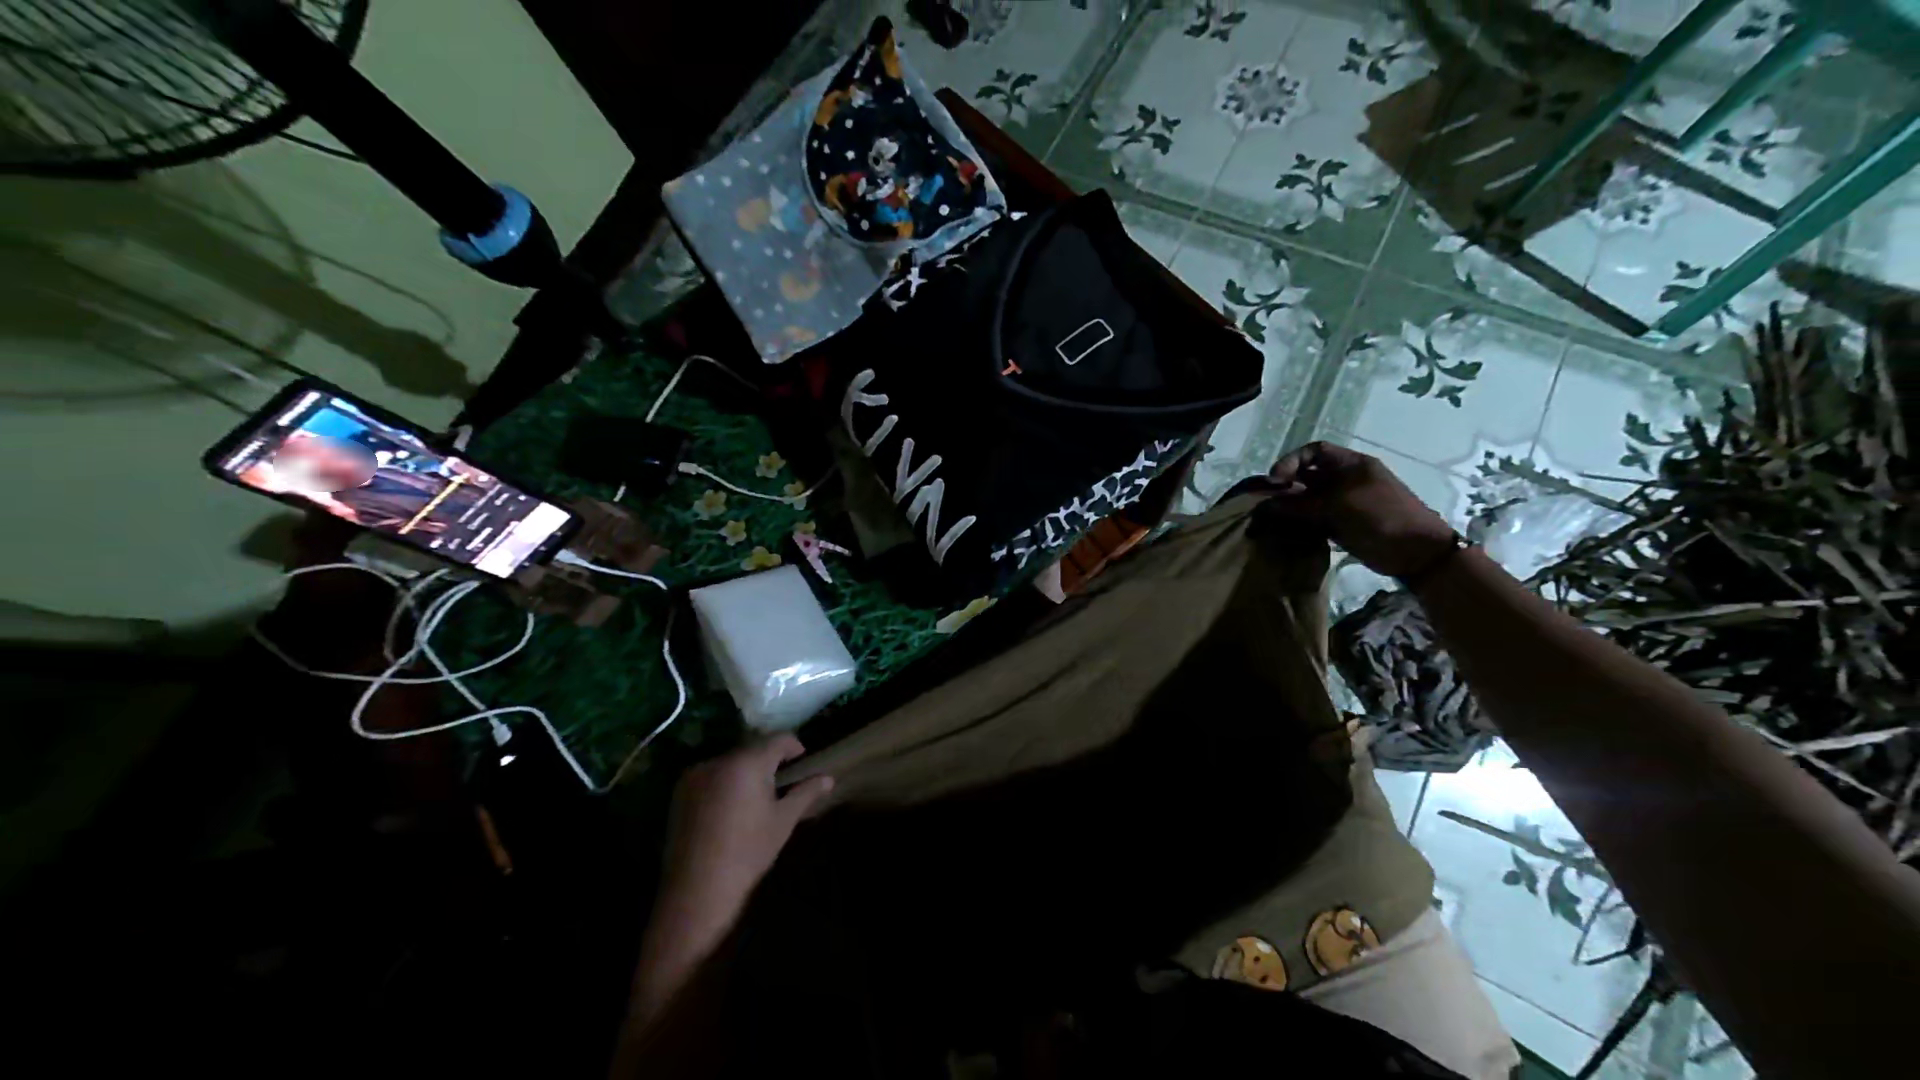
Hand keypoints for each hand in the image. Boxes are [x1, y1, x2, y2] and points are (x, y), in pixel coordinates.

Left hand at [658, 735, 833, 929]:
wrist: (698, 889)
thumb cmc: (749, 852)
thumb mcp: (783, 820)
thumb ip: (806, 793)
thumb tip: (828, 778)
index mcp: (748, 763)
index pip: (777, 739)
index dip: (794, 747)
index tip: (802, 762)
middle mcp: (719, 760)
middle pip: (751, 749)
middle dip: (768, 760)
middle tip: (781, 782)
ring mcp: (695, 775)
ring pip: (730, 762)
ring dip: (745, 771)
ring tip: (755, 796)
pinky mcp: (680, 792)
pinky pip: (710, 776)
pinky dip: (724, 782)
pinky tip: (730, 808)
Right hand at [1266, 441, 1456, 577]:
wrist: (1414, 551)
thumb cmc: (1380, 516)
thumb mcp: (1338, 505)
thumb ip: (1300, 504)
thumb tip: (1267, 506)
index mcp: (1351, 465)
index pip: (1314, 451)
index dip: (1292, 461)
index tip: (1275, 480)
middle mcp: (1345, 480)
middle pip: (1307, 475)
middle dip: (1286, 486)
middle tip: (1267, 502)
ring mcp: (1343, 503)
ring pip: (1308, 499)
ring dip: (1289, 507)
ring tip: (1271, 518)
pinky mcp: (1341, 524)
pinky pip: (1313, 519)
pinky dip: (1299, 523)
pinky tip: (1285, 530)